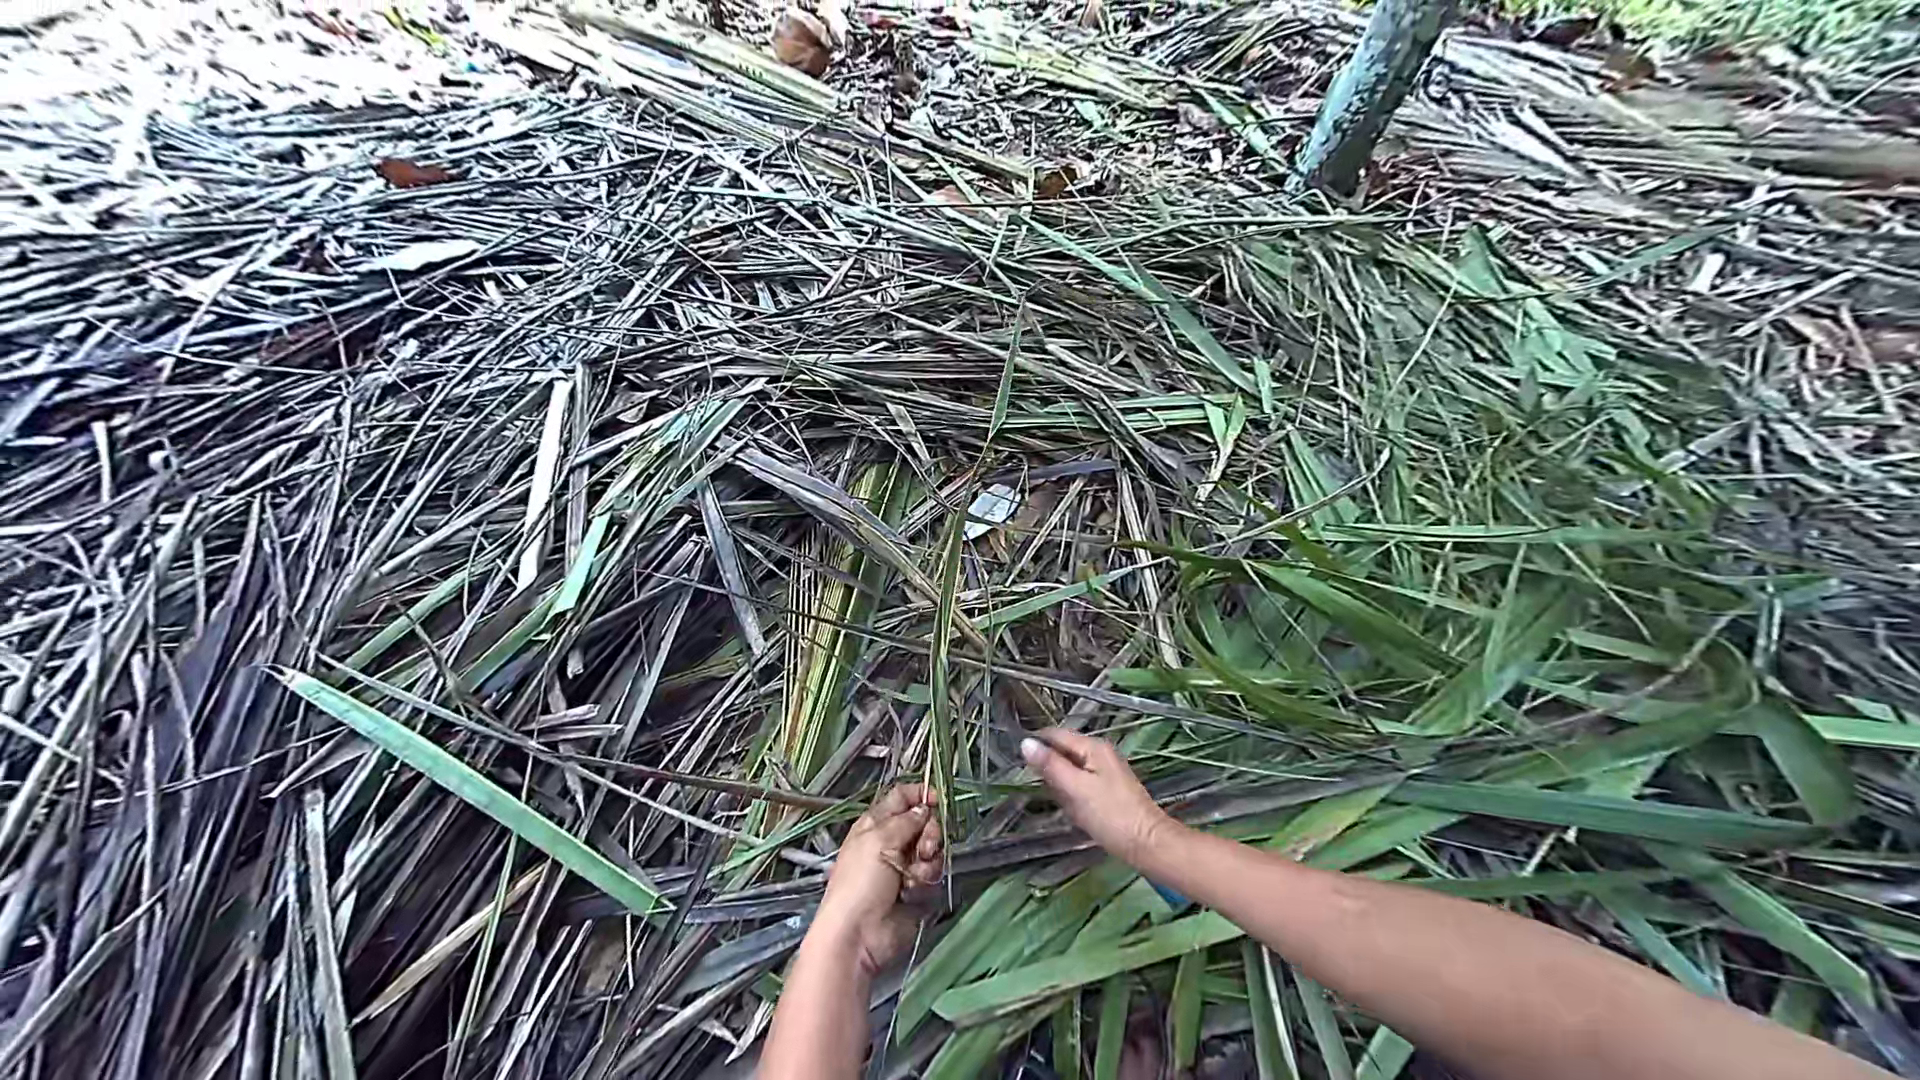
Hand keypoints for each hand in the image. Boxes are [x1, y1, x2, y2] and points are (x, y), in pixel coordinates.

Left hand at [816, 783, 943, 976]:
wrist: (858, 935)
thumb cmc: (859, 883)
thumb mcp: (878, 841)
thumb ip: (906, 820)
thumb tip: (924, 807)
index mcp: (875, 823)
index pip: (902, 797)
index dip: (920, 794)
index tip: (938, 799)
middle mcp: (891, 839)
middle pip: (923, 821)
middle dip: (930, 831)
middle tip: (924, 847)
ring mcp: (905, 863)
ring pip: (932, 847)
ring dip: (928, 859)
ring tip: (914, 874)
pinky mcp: (916, 886)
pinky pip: (932, 871)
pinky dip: (925, 879)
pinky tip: (912, 889)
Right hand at [1021, 729, 1176, 863]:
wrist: (1148, 845)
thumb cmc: (1111, 815)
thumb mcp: (1075, 789)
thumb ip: (1050, 765)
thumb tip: (1025, 742)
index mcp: (1093, 747)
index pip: (1055, 735)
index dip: (1036, 746)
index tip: (1021, 765)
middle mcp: (1100, 753)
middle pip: (1062, 752)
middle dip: (1052, 773)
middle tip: (1053, 794)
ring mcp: (1105, 771)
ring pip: (1070, 771)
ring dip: (1063, 788)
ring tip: (1070, 807)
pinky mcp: (1107, 788)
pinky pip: (1080, 785)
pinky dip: (1074, 798)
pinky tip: (1079, 814)